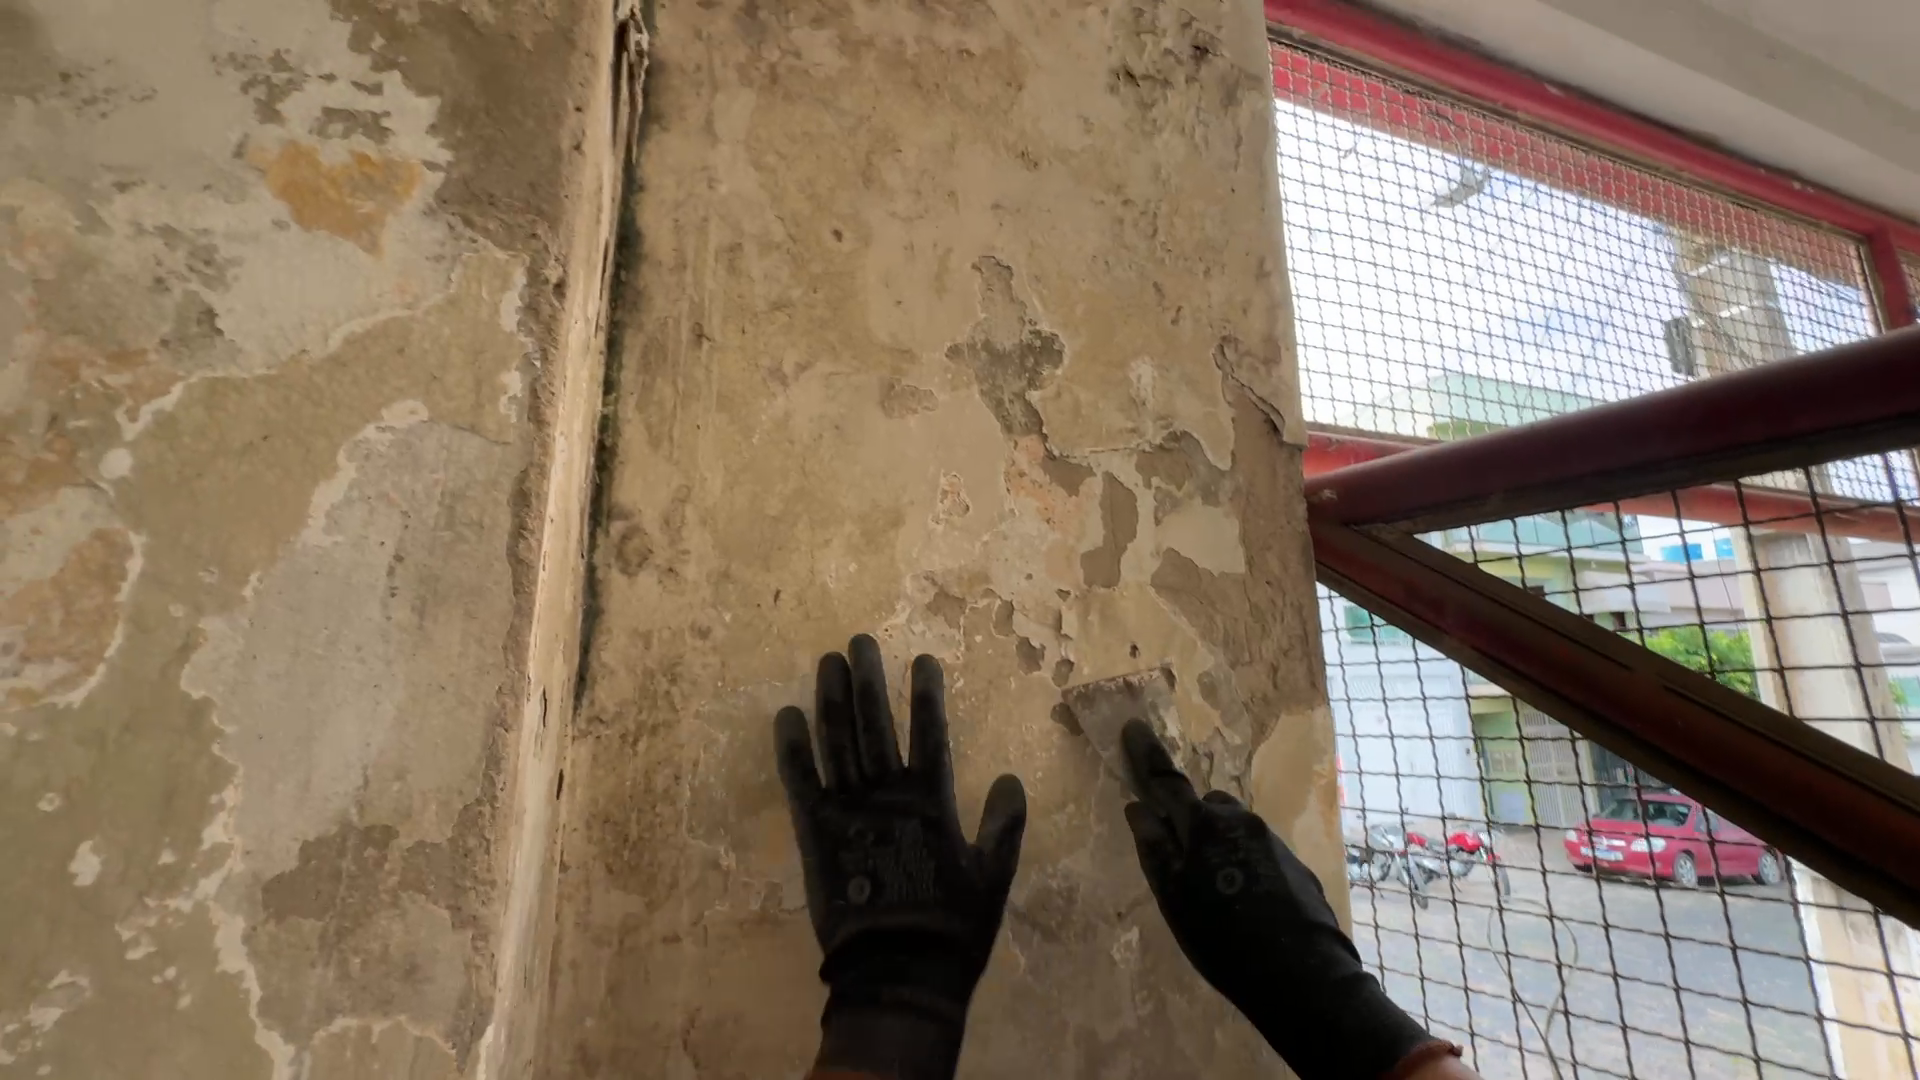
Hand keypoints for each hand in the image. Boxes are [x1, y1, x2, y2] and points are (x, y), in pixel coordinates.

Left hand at [775, 635, 1026, 1079]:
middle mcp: (886, 795)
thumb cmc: (949, 927)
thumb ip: (1003, 824)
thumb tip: (1010, 777)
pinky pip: (799, 782)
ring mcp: (847, 810)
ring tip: (828, 660)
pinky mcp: (813, 832)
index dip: (926, 694)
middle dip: (868, 680)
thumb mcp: (992, 876)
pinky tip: (786, 715)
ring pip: (837, 742)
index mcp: (930, 802)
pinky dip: (792, 748)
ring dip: (831, 699)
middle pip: (874, 725)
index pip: (930, 733)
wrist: (897, 977)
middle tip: (860, 641)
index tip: (922, 659)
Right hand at [1121, 719, 1448, 1079]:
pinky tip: (1246, 901)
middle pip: (1205, 804)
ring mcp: (1271, 840)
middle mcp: (1239, 820)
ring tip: (1217, 890)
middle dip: (1191, 818)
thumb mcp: (1173, 897)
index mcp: (1203, 824)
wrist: (1305, 979)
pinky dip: (1243, 861)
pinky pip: (1257, 849)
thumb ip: (1154, 848)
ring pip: (1233, 826)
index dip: (1146, 753)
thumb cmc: (1222, 936)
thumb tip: (1138, 807)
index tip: (1134, 726)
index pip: (1166, 780)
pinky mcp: (1295, 864)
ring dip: (1219, 842)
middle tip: (1183, 860)